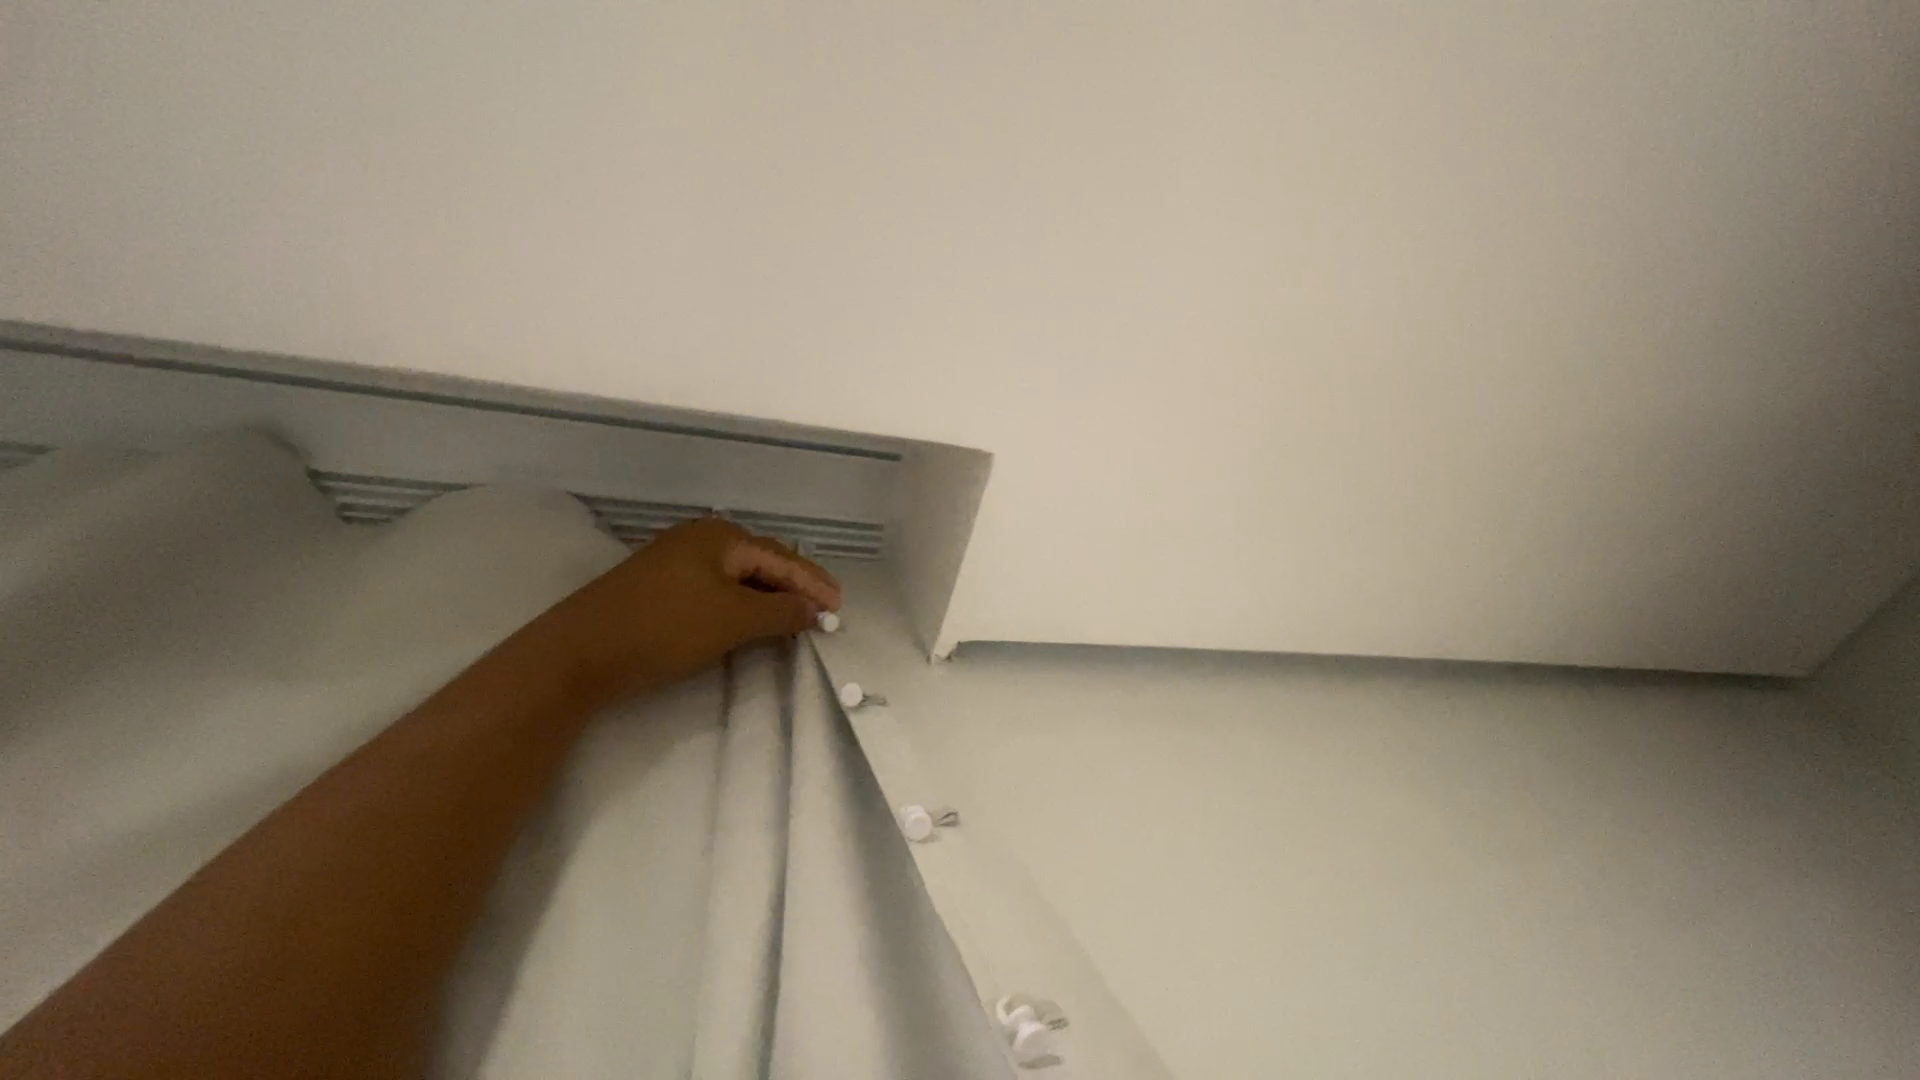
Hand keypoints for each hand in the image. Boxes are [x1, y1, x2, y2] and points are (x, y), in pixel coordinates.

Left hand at [537, 517, 842, 700]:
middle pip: (761, 561)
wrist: (580, 653)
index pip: (782, 557)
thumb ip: (780, 611)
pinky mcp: (659, 587)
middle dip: (793, 587)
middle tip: (822, 612)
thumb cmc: (665, 627)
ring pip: (737, 577)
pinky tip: (748, 622)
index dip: (813, 583)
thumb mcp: (733, 619)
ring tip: (793, 618)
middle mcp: (699, 539)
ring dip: (767, 597)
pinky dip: (740, 605)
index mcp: (720, 536)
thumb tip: (814, 610)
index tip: (840, 608)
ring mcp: (675, 561)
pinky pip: (716, 590)